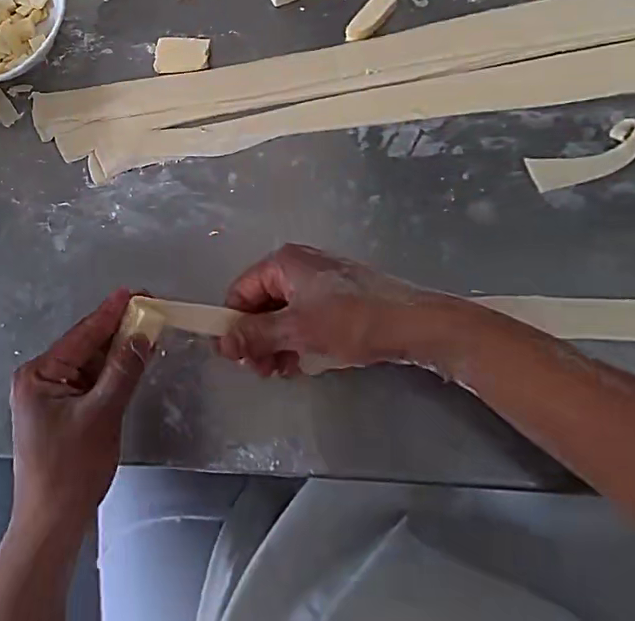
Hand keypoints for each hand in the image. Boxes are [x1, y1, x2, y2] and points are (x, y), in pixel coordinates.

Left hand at [7, 289, 152, 531]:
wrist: (51, 525)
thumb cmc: (70, 471)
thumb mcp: (101, 415)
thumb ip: (122, 371)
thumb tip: (141, 336)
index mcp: (38, 375)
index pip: (81, 335)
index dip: (110, 313)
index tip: (134, 293)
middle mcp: (39, 380)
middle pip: (85, 347)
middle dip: (117, 331)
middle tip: (147, 311)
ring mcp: (49, 397)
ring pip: (89, 364)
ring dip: (117, 352)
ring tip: (147, 332)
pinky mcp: (61, 412)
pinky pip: (90, 382)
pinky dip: (111, 373)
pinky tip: (132, 363)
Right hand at [216, 244, 465, 376]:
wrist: (412, 324)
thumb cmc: (350, 321)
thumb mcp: (297, 330)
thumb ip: (256, 335)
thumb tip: (221, 342)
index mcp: (283, 263)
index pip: (241, 290)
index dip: (234, 323)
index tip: (237, 357)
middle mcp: (298, 266)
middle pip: (261, 302)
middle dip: (258, 337)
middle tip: (263, 370)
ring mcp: (320, 281)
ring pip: (284, 314)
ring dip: (277, 343)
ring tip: (283, 371)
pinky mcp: (338, 299)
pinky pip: (305, 318)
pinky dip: (299, 340)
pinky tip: (303, 363)